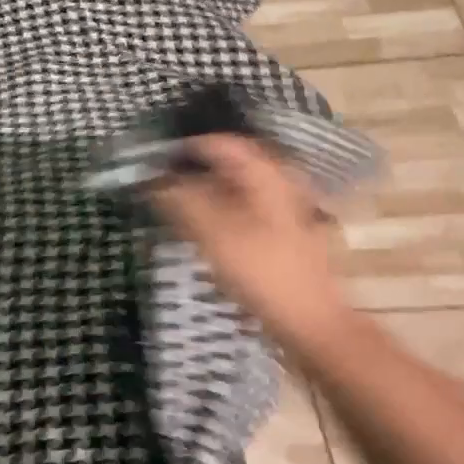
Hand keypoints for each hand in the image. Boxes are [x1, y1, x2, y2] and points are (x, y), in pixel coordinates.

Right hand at [145, 134, 351, 343]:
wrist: (311, 321)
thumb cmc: (262, 271)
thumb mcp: (213, 233)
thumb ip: (180, 200)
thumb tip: (153, 180)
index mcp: (266, 175)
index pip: (220, 143)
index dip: (185, 147)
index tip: (153, 160)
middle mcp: (279, 183)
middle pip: (228, 163)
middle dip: (192, 169)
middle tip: (159, 181)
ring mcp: (283, 209)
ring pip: (234, 187)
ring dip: (202, 190)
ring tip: (172, 203)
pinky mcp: (280, 233)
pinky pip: (241, 207)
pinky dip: (217, 209)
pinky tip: (198, 227)